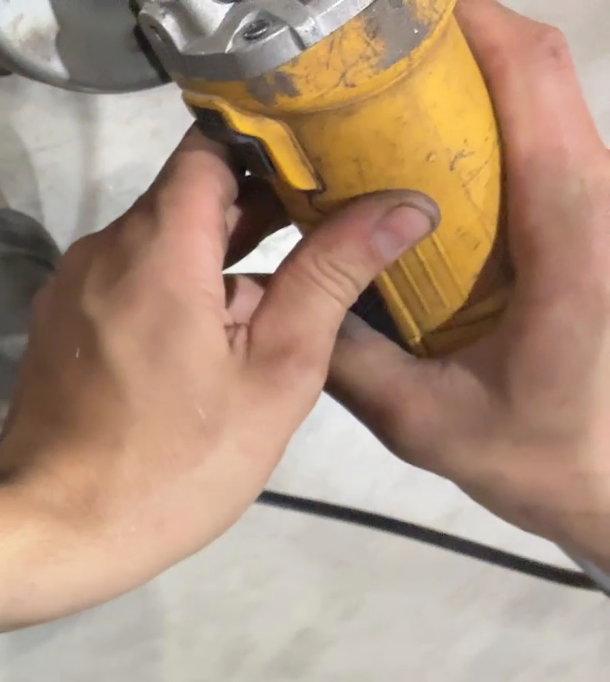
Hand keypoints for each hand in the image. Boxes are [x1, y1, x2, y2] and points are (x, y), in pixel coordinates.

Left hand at [0, 130, 438, 601]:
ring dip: (210, 260)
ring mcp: (63, 298)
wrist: (51, 525)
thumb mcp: (272, 374)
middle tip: (328, 240)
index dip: (271, 150)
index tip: (330, 173)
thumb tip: (394, 205)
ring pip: (148, 248)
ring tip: (280, 301)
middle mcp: (93, 259)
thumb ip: (327, 279)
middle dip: (252, 210)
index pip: (207, 152)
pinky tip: (211, 338)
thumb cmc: (170, 463)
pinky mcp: (51, 336)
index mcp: (150, 251)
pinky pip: (117, 289)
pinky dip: (165, 292)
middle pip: (179, 200)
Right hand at [326, 0, 609, 569]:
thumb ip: (353, 358)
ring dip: (459, 109)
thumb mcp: (423, 418)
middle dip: (460, 66)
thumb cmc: (539, 453)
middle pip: (544, 102)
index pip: (543, 115)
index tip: (426, 17)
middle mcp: (599, 215)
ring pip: (541, 131)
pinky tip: (404, 173)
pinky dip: (472, 153)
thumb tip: (288, 303)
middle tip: (360, 71)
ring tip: (367, 114)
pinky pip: (533, 172)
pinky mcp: (582, 243)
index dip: (493, 47)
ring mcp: (596, 225)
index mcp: (576, 247)